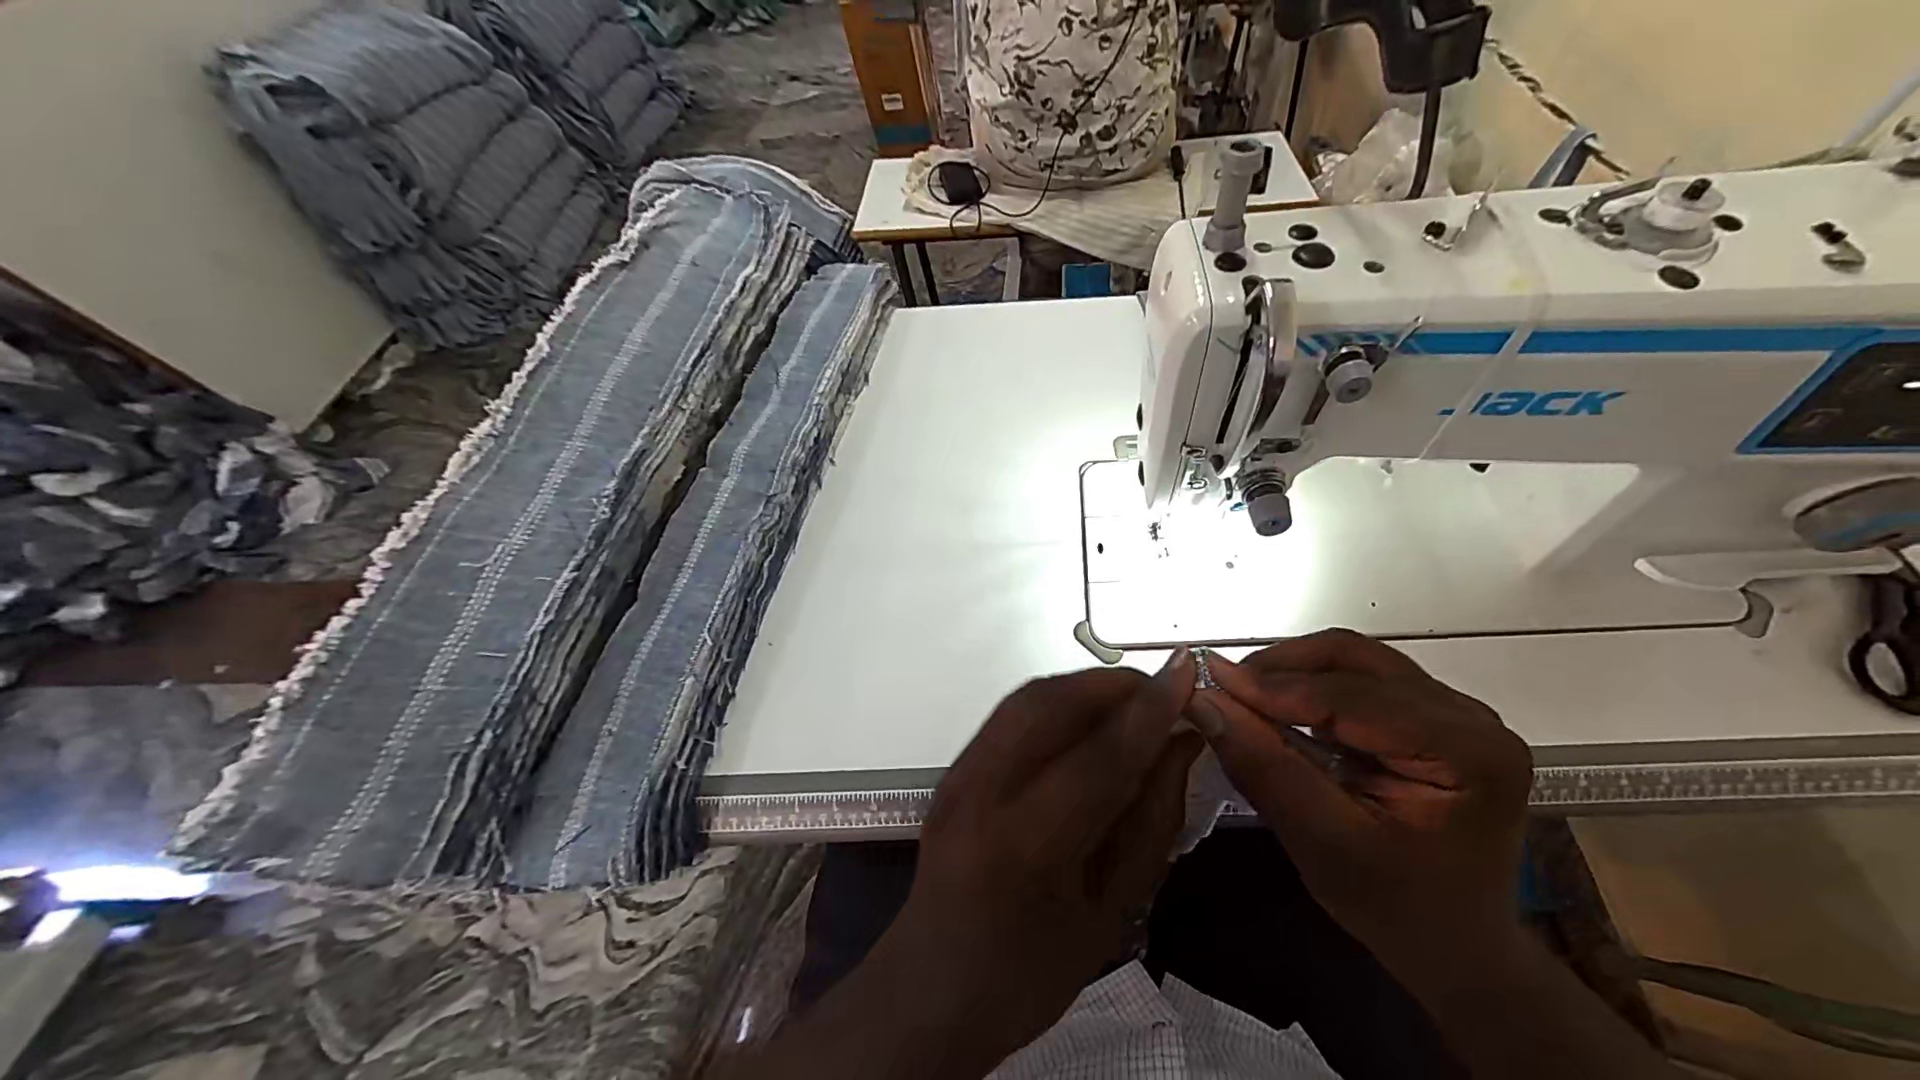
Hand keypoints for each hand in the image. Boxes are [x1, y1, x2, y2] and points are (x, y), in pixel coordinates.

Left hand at [877, 655, 1202, 1063]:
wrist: (932, 987)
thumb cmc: (1029, 974)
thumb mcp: (1110, 913)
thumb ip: (1150, 821)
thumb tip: (1180, 745)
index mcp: (1023, 846)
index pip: (1099, 758)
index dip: (1150, 710)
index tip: (1187, 673)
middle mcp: (979, 794)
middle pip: (1050, 706)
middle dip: (1113, 685)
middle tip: (1164, 691)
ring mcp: (957, 776)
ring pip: (1025, 699)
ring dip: (1084, 687)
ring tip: (1133, 701)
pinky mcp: (952, 769)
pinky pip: (1008, 715)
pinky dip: (1055, 702)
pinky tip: (1087, 718)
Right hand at [1189, 630, 1532, 969]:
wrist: (1453, 945)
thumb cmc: (1398, 908)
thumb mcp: (1324, 844)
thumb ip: (1267, 769)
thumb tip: (1206, 703)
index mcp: (1468, 751)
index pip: (1351, 698)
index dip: (1273, 687)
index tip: (1208, 681)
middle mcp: (1468, 717)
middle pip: (1355, 660)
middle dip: (1280, 670)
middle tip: (1223, 689)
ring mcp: (1450, 712)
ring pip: (1352, 661)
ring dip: (1289, 673)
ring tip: (1241, 698)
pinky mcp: (1425, 716)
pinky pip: (1355, 679)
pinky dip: (1305, 687)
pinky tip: (1274, 710)